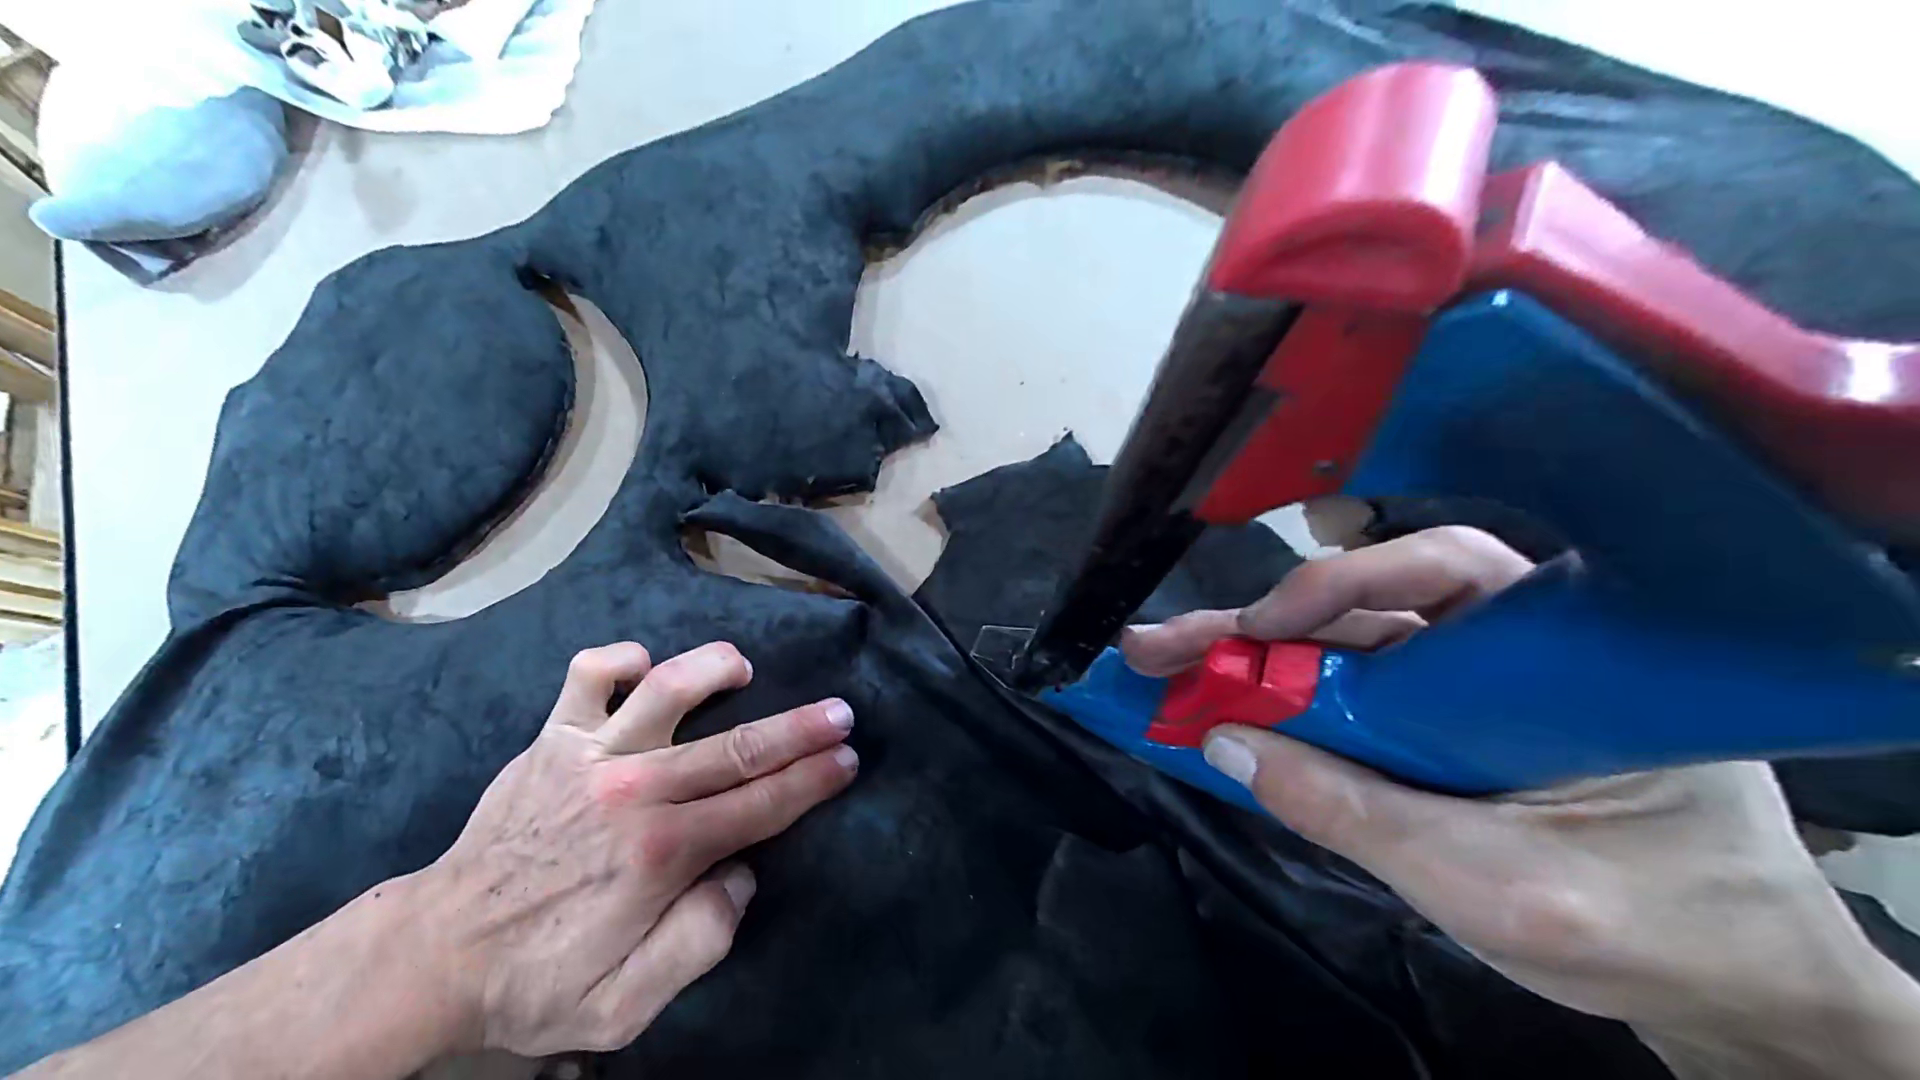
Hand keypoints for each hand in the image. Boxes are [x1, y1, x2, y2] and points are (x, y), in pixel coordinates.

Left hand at [411, 641, 858, 1057]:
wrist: (434, 954)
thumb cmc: (537, 979)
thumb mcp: (622, 1007)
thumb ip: (699, 944)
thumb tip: (742, 875)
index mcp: (661, 855)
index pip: (762, 805)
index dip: (813, 779)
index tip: (848, 757)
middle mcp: (634, 793)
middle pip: (738, 747)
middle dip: (801, 728)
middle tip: (841, 711)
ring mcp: (590, 757)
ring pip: (666, 689)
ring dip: (714, 668)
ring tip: (743, 666)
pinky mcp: (552, 739)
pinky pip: (587, 675)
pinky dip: (620, 658)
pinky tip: (643, 663)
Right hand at [1123, 528, 1919, 1070]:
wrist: (1728, 994)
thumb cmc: (1655, 934)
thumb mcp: (1498, 886)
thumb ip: (1356, 814)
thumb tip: (1222, 746)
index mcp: (1561, 655)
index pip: (1441, 571)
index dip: (1340, 584)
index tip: (1263, 625)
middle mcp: (1501, 650)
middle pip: (1359, 610)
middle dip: (1252, 628)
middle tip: (1158, 647)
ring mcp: (1457, 690)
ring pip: (1335, 651)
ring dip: (1248, 662)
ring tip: (1165, 672)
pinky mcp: (1428, 726)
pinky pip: (1341, 698)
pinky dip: (1277, 703)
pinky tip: (1218, 710)